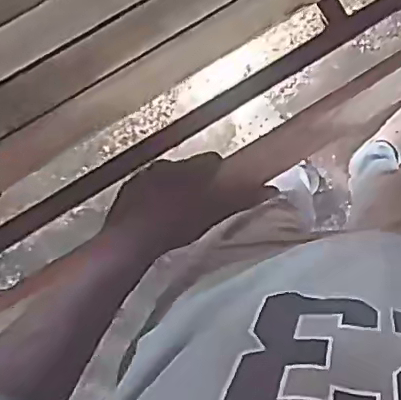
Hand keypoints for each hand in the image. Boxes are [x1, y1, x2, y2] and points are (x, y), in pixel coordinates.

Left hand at [99, 153, 261, 258]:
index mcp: (191, 167)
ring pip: (166, 175)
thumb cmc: (178, 225)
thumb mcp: (216, 213)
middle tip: (201, 202)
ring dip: (173, 186)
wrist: (132, 238)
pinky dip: (153, 195)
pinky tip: (155, 214)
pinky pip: (146, 186)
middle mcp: (167, 164)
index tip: (223, 188)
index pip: (211, 160)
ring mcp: (144, 175)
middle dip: (196, 179)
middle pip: (188, 166)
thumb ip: (244, 199)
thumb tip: (272, 190)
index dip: (219, 172)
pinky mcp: (128, 189)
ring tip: (177, 210)